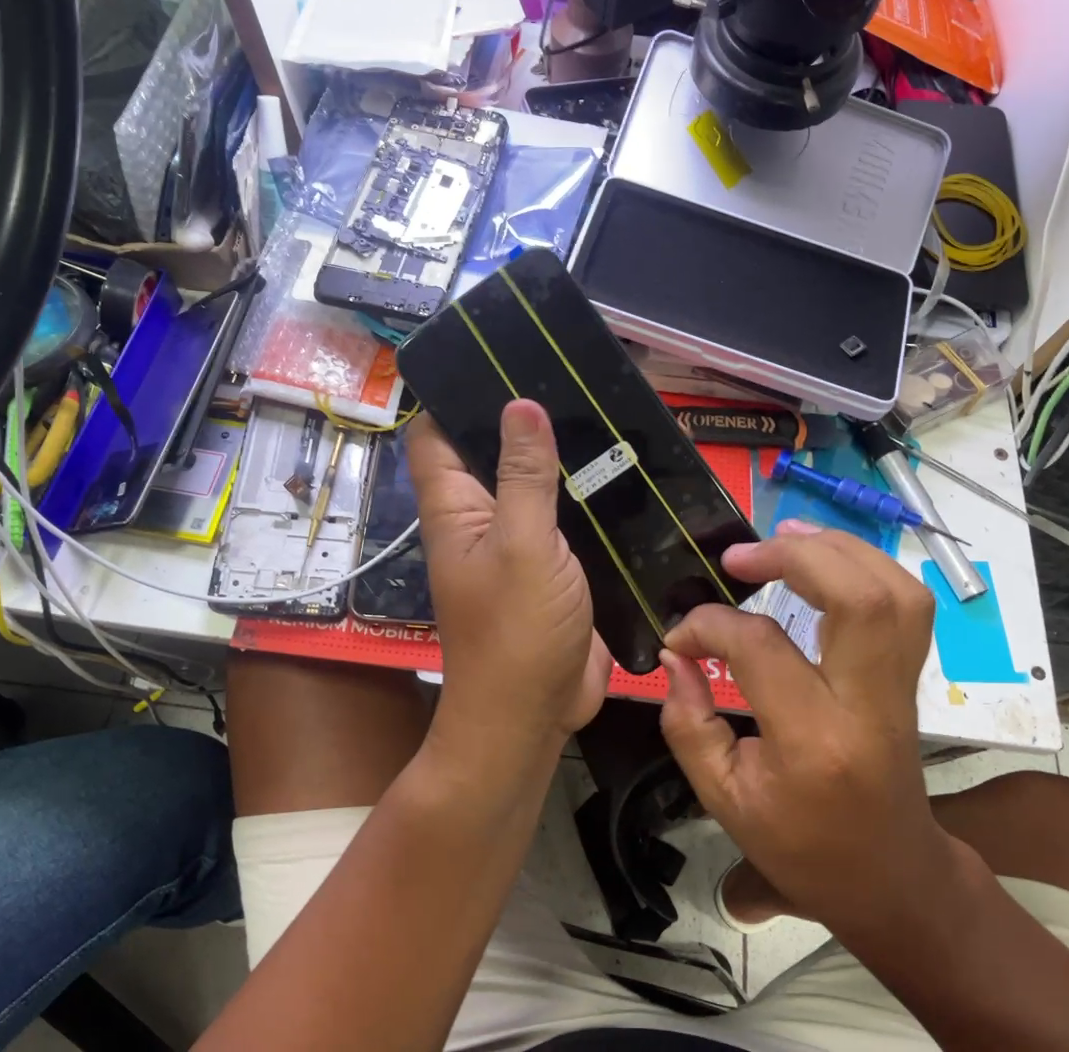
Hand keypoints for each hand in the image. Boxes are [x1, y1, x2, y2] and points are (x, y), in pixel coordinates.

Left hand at [407, 400, 608, 759]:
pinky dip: (591, 498)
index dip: (457, 394)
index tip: (497, 353)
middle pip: (495, 454)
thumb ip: (524, 477)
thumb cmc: (516, 632)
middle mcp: (483, 519)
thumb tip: (518, 405)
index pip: (438, 435)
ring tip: (609, 410)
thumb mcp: (523, 546)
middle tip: (576, 373)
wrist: (534, 716)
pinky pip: (570, 521)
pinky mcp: (557, 568)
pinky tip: (629, 472)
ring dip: (565, 458)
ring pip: (539, 486)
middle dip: (526, 418)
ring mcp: (521, 544)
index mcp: (456, 509)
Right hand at [657, 520, 945, 931]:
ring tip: (783, 538)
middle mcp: (867, 705)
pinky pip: (906, 605)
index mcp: (813, 742)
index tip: (680, 635)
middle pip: (860, 599)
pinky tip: (823, 561)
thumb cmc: (799, 845)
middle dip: (796, 558)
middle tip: (740, 556)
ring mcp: (901, 689)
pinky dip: (866, 567)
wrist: (887, 877)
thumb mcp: (722, 797)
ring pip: (896, 593)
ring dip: (840, 551)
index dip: (710, 626)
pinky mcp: (910, 679)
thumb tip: (676, 654)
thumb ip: (688, 722)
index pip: (762, 648)